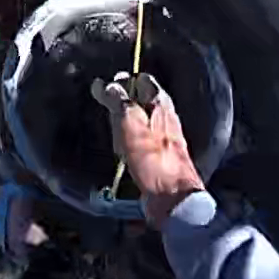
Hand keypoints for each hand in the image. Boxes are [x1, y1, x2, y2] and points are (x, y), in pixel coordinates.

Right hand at [91, 72, 204, 224]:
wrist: (173, 199)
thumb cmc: (155, 160)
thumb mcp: (130, 124)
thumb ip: (118, 101)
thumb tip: (105, 85)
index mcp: (160, 102)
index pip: (140, 80)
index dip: (121, 83)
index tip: (106, 91)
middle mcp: (163, 115)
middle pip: (136, 100)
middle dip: (120, 108)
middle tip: (113, 120)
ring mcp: (161, 135)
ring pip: (135, 122)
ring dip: (122, 129)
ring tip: (119, 141)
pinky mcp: (157, 154)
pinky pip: (136, 141)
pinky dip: (127, 144)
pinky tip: (124, 154)